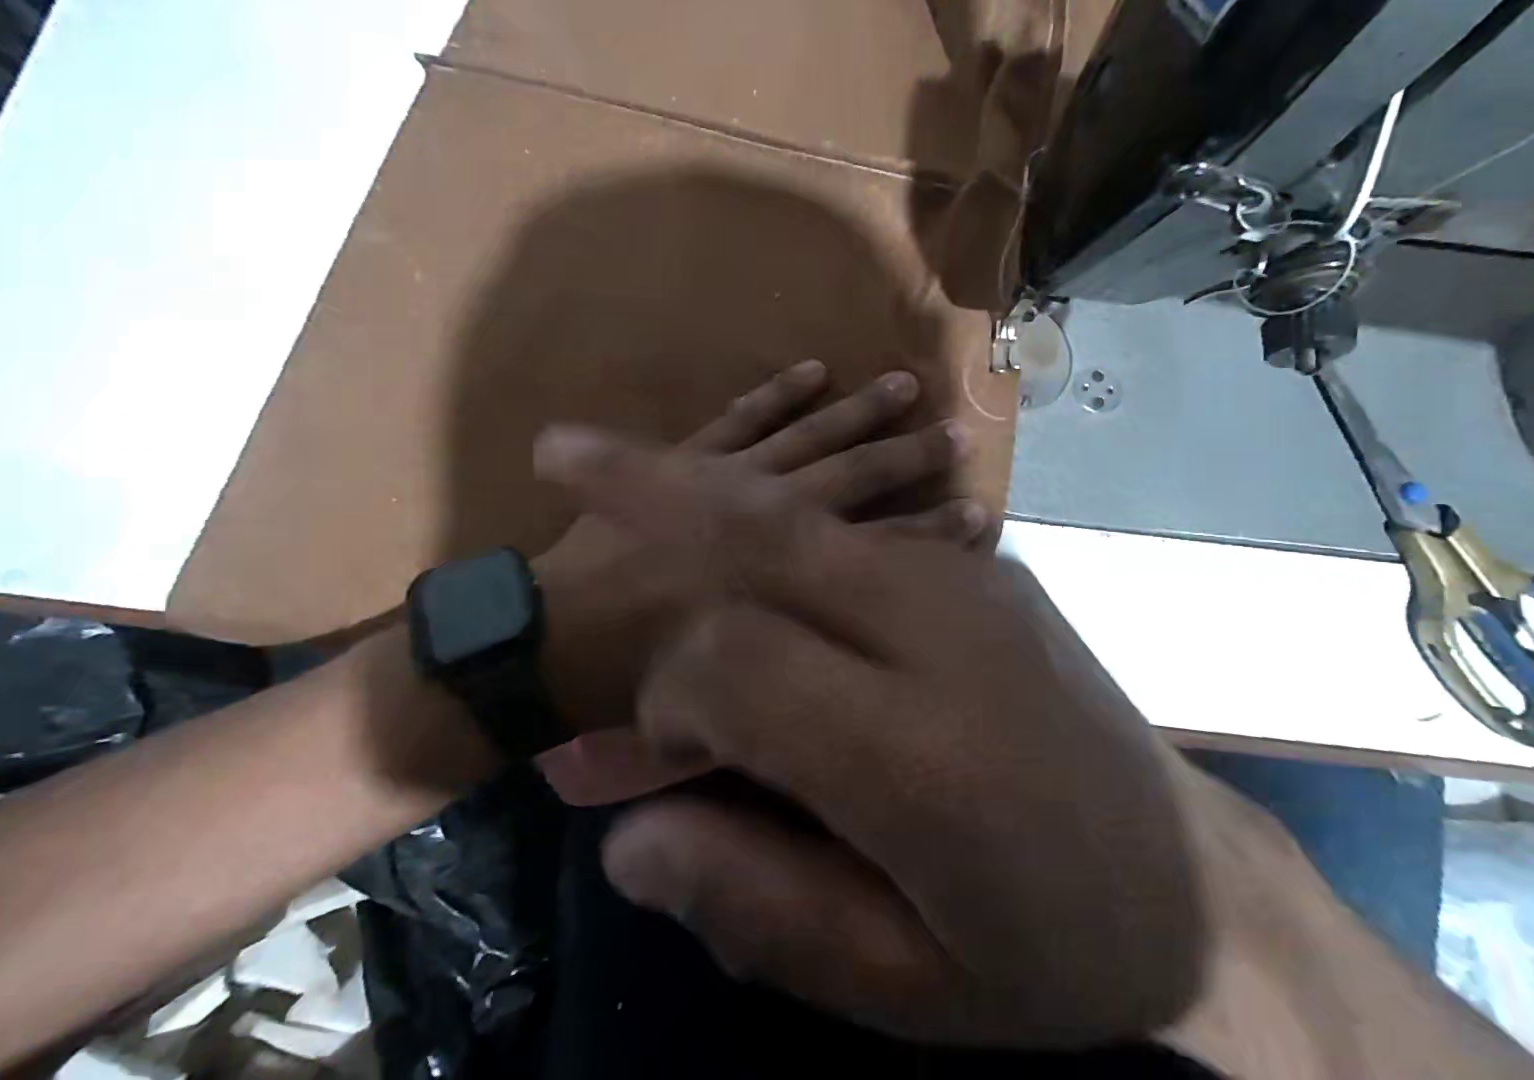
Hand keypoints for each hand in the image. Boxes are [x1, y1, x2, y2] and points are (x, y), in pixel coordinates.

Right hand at [534, 439, 1205, 1046]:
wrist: (1190, 887)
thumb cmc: (1051, 952)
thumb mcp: (901, 982)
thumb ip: (755, 903)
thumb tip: (625, 837)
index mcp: (916, 754)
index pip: (735, 664)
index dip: (667, 700)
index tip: (655, 757)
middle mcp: (949, 638)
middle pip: (775, 540)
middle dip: (660, 494)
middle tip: (564, 453)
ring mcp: (986, 592)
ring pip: (824, 524)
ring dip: (724, 504)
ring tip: (637, 472)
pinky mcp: (1005, 581)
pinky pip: (878, 542)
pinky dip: (800, 533)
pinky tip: (760, 539)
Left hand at [536, 361, 983, 803]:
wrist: (550, 642)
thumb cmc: (648, 676)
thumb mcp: (744, 693)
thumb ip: (806, 672)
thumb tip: (864, 674)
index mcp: (785, 579)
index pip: (876, 552)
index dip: (932, 538)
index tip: (982, 517)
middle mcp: (770, 517)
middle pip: (855, 479)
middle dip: (911, 459)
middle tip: (961, 437)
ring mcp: (730, 479)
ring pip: (808, 437)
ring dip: (859, 413)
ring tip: (905, 386)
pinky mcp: (689, 462)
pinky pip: (740, 417)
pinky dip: (776, 394)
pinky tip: (814, 370)